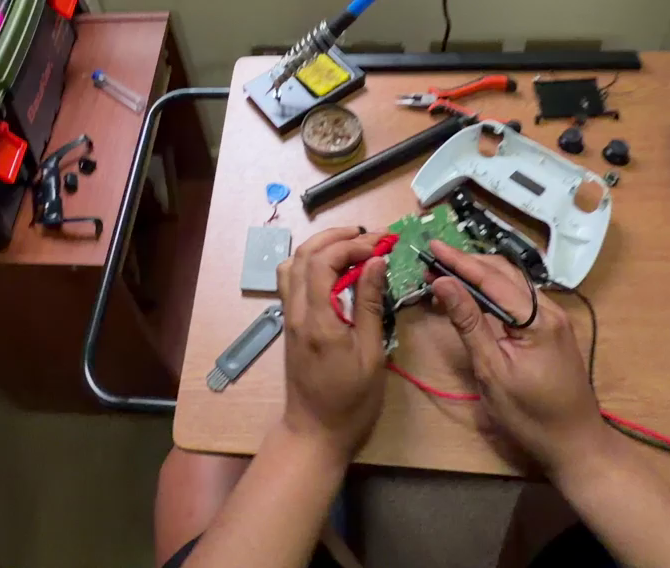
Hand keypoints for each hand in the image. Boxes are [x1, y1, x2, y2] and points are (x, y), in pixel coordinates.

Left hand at [275, 226, 389, 456]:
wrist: (314, 432)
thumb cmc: (350, 401)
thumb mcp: (371, 355)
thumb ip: (369, 304)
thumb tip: (375, 261)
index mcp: (317, 319)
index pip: (323, 261)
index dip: (351, 245)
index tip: (380, 245)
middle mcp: (296, 310)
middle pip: (305, 254)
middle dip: (337, 237)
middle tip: (369, 236)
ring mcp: (289, 315)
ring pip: (294, 262)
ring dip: (322, 245)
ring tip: (353, 245)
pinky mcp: (289, 321)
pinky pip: (292, 278)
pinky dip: (311, 261)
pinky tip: (334, 267)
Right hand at [427, 241, 612, 481]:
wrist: (577, 446)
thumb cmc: (531, 416)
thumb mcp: (492, 371)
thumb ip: (468, 323)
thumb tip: (443, 283)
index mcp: (537, 319)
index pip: (491, 279)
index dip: (459, 261)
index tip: (432, 246)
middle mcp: (550, 309)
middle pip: (504, 273)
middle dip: (467, 263)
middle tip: (434, 260)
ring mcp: (554, 317)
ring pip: (512, 282)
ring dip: (479, 274)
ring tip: (447, 273)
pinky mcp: (552, 327)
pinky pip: (518, 297)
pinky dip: (493, 289)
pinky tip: (474, 294)